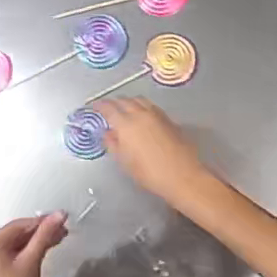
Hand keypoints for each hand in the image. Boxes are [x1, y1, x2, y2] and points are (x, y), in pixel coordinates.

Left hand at [0, 213, 67, 276]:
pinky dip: (28, 252)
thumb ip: (44, 236)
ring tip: (59, 240)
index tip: (64, 220)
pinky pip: (12, 254)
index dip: (42, 221)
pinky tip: (43, 251)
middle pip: (17, 233)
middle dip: (41, 232)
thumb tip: (60, 214)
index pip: (19, 224)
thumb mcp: (31, 262)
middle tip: (64, 231)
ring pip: (16, 244)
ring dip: (36, 242)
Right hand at [93, 97, 213, 203]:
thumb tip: (108, 134)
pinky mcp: (169, 120)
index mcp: (126, 124)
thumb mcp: (125, 162)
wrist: (182, 176)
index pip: (109, 108)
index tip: (94, 107)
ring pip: (139, 100)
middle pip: (124, 100)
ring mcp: (157, 115)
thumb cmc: (149, 173)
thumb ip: (113, 144)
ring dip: (129, 102)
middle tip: (107, 108)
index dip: (99, 106)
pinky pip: (151, 107)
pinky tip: (141, 116)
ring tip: (124, 110)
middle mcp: (141, 114)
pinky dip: (142, 106)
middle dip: (114, 102)